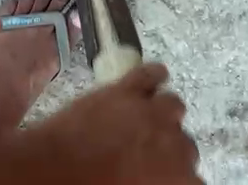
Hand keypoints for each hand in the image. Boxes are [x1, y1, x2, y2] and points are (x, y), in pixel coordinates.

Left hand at [19, 63, 201, 183]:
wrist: (52, 170)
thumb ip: (152, 182)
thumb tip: (154, 178)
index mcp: (171, 177)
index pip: (195, 181)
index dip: (183, 181)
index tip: (172, 181)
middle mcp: (168, 142)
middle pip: (187, 145)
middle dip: (174, 152)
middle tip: (155, 158)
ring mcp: (147, 110)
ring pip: (175, 106)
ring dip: (167, 115)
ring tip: (153, 121)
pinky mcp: (125, 88)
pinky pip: (151, 73)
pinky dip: (156, 74)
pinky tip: (156, 78)